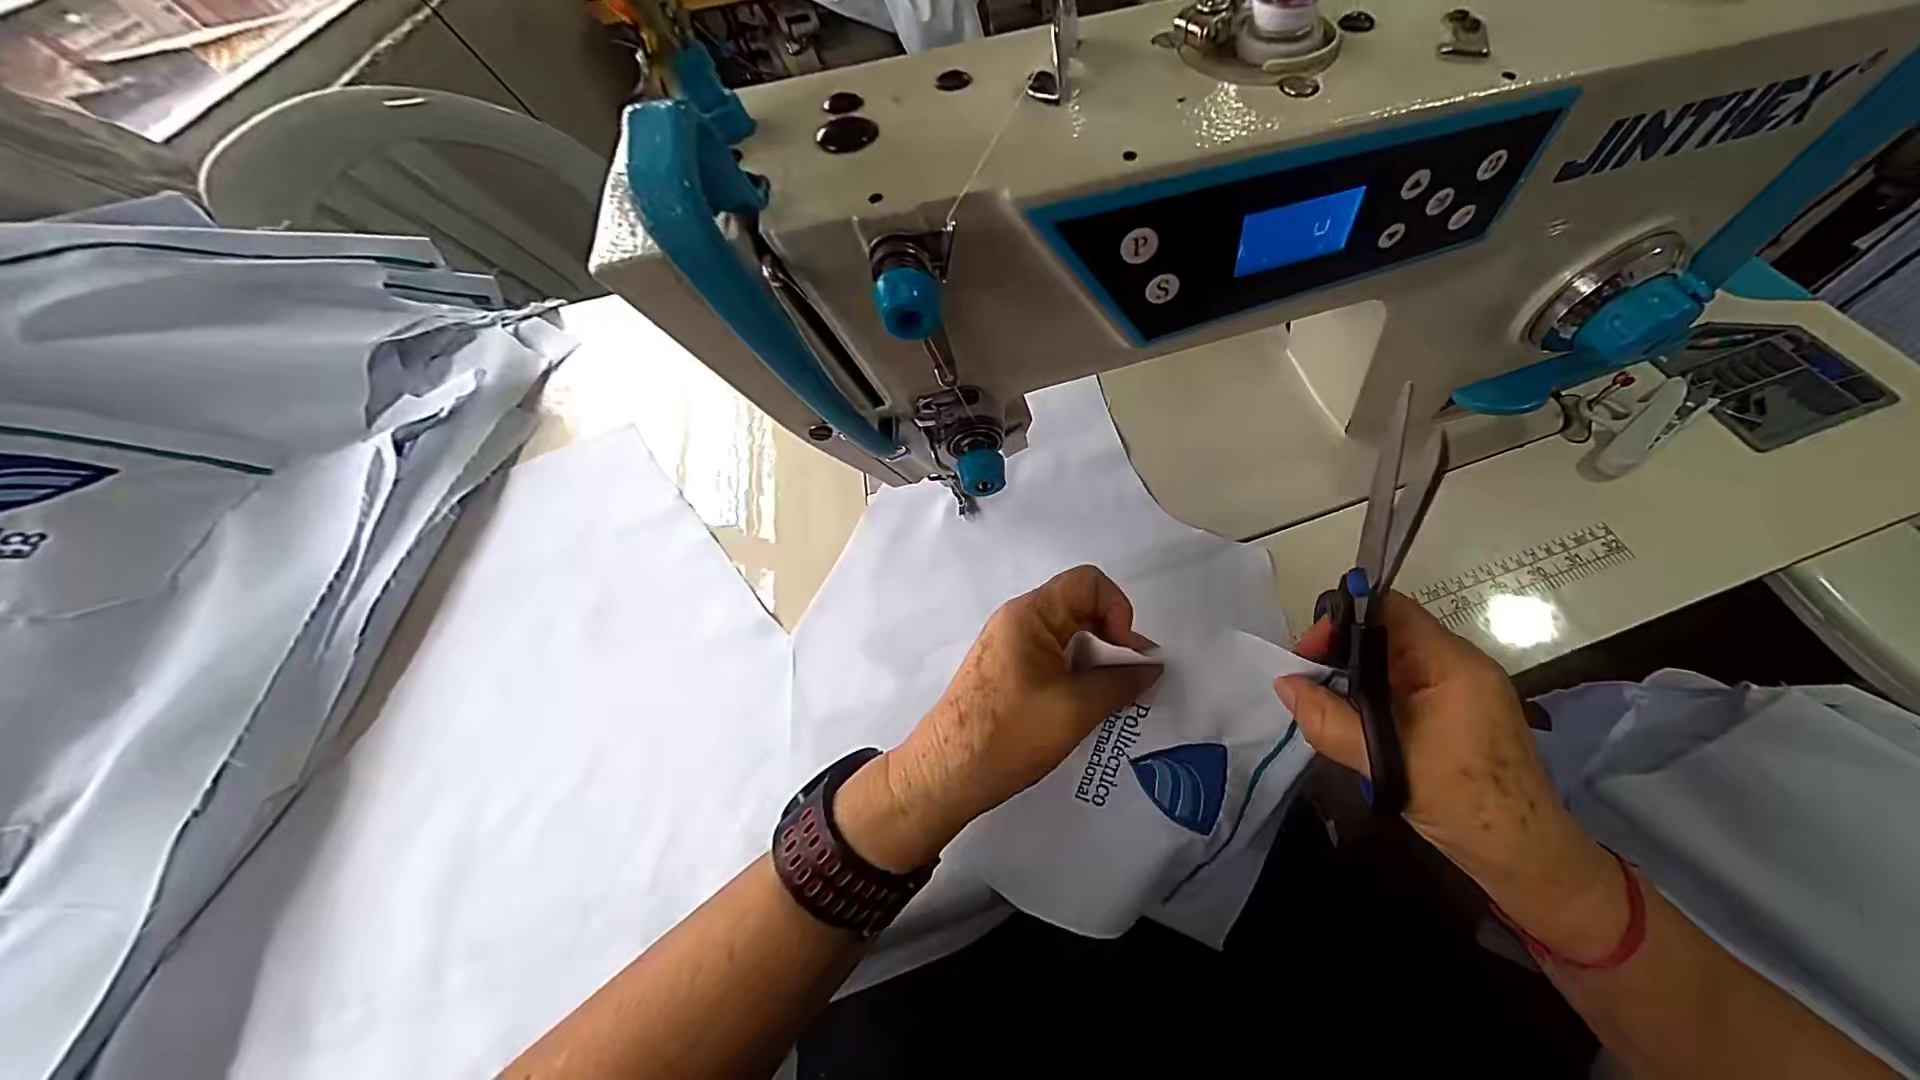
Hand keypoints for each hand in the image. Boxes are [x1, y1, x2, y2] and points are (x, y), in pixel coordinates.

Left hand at [836, 565, 1161, 872]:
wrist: (946, 773)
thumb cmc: (1009, 734)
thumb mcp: (1076, 709)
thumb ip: (1121, 681)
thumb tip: (1151, 666)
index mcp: (1029, 614)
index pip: (1088, 582)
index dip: (1118, 609)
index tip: (1124, 651)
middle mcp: (1017, 620)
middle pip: (1079, 606)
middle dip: (1113, 637)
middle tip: (1131, 678)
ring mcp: (1009, 645)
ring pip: (1068, 634)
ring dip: (1097, 658)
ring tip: (1114, 697)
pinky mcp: (1007, 669)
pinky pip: (1052, 655)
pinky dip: (1077, 671)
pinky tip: (1086, 704)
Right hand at [1274, 590, 1627, 959]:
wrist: (1528, 860)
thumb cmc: (1466, 804)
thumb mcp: (1385, 761)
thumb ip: (1329, 720)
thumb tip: (1283, 683)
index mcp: (1452, 665)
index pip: (1390, 610)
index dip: (1343, 620)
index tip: (1309, 655)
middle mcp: (1457, 666)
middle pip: (1384, 632)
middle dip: (1338, 651)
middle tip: (1305, 682)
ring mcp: (1456, 690)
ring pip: (1388, 661)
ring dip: (1350, 677)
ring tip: (1321, 704)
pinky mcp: (1451, 712)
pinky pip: (1398, 685)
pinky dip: (1368, 696)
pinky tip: (1349, 721)